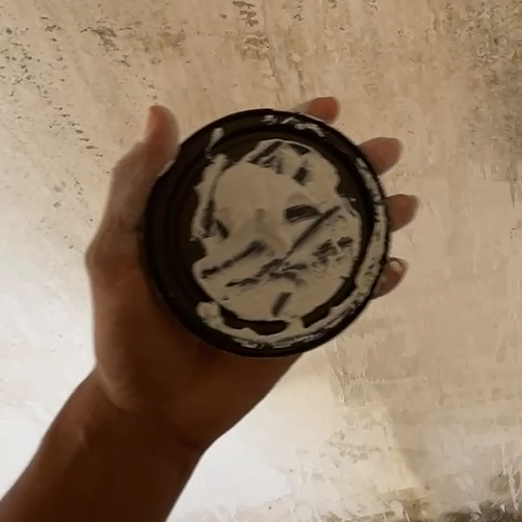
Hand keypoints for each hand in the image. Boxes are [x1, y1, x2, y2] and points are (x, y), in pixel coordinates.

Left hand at [83, 97, 417, 454]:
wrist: (150, 413)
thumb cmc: (126, 333)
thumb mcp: (114, 254)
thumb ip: (134, 188)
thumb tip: (159, 115)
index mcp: (219, 214)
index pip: (264, 159)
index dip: (298, 128)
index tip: (328, 108)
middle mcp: (260, 237)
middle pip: (316, 192)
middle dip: (357, 166)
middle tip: (388, 150)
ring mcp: (286, 277)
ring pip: (342, 236)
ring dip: (380, 217)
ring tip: (407, 204)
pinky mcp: (304, 319)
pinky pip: (348, 293)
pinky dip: (376, 280)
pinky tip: (396, 268)